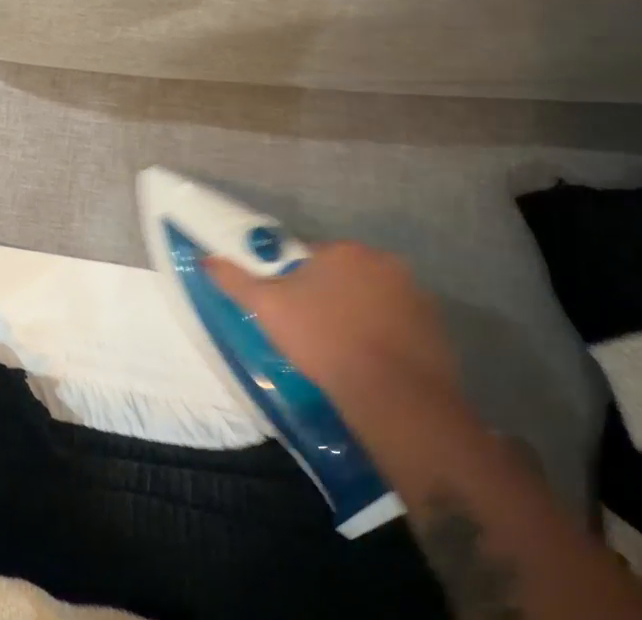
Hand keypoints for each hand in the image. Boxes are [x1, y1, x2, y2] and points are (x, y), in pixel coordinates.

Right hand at [204, 242, 463, 424]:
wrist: (392, 391)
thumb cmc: (321, 338)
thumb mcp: (266, 307)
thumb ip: (235, 279)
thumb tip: (205, 258)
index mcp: (343, 250)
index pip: (308, 255)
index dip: (293, 280)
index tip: (288, 307)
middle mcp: (384, 261)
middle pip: (343, 273)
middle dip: (327, 293)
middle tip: (310, 327)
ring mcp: (416, 292)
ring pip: (371, 296)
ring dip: (357, 311)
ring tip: (341, 346)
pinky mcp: (436, 324)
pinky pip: (398, 319)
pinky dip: (384, 331)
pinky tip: (370, 356)